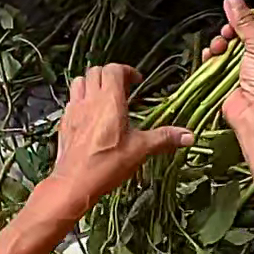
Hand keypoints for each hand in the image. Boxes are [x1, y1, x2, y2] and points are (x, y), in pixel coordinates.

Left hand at [41, 64, 193, 218]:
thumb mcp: (140, 150)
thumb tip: (189, 136)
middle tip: (123, 87)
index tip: (137, 81)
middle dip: (110, 75)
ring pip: (79, 82)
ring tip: (104, 96)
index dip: (127, 71)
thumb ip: (164, 138)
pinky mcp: (64, 124)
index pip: (114, 70)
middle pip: (96, 72)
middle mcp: (89, 100)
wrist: (74, 183)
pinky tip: (90, 115)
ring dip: (92, 83)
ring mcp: (73, 111)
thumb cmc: (107, 164)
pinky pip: (71, 102)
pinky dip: (81, 100)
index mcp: (109, 101)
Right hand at [204, 0, 253, 131]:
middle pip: (238, 36)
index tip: (235, 16)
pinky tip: (209, 56)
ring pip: (225, 49)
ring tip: (218, 48)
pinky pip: (214, 64)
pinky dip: (210, 58)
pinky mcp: (226, 82)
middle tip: (226, 34)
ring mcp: (242, 71)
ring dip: (218, 45)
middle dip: (229, 33)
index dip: (244, 20)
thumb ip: (244, 20)